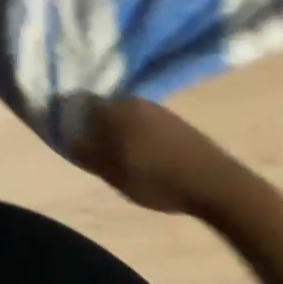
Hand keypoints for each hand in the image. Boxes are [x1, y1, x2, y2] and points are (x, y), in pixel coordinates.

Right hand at [71, 96, 245, 215]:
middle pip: (104, 109)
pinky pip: (144, 122)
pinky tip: (145, 154)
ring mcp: (155, 108)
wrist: (215, 183)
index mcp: (114, 108)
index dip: (74, 121)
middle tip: (97, 150)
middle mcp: (132, 100)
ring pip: (125, 116)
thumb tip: (67, 137)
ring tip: (121, 155)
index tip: (73, 138)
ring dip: (119, 131)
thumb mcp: (115, 173)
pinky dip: (138, 135)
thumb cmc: (158, 178)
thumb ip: (88, 153)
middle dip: (97, 126)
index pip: (82, 105)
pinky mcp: (173, 120)